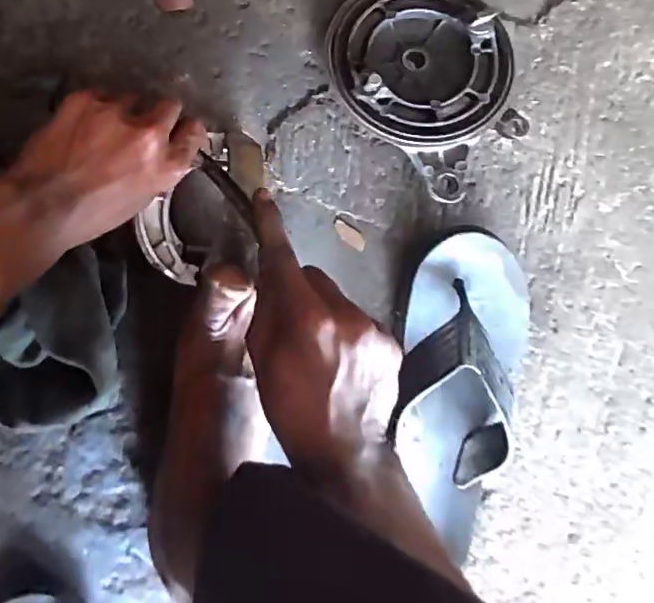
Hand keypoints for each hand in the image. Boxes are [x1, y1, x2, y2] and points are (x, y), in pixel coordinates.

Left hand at [1, 90, 206, 268]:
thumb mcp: (138, 200)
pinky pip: (100, 95)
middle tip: (139, 126)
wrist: (39, 205)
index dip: (186, 130)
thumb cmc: (90, 215)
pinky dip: (94, 107)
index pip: (194, 132)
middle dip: (158, 113)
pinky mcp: (86, 98)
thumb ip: (157, 171)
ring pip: (132, 97)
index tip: (178, 131)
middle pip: (169, 105)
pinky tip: (80, 124)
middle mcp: (148, 132)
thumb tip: (163, 156)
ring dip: (123, 110)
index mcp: (165, 164)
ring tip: (102, 127)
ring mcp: (116, 111)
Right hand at [244, 191, 402, 487]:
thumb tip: (266, 280)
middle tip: (290, 320)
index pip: (283, 259)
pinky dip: (346, 328)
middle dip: (298, 288)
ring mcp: (371, 326)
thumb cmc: (292, 409)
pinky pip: (359, 317)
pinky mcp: (389, 340)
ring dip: (323, 310)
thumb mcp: (263, 359)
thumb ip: (265, 312)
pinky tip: (342, 359)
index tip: (264, 198)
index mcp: (305, 318)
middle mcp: (342, 313)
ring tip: (319, 348)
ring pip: (336, 296)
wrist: (346, 455)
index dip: (270, 226)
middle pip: (312, 276)